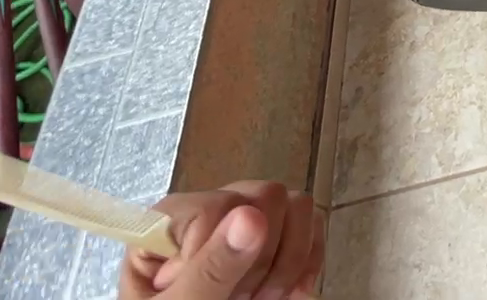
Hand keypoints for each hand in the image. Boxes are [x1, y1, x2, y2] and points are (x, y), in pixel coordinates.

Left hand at [118, 181, 324, 299]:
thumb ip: (210, 271)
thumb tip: (251, 216)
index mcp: (171, 224)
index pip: (215, 206)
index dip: (216, 255)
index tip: (200, 297)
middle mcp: (215, 209)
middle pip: (266, 196)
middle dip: (261, 259)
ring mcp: (252, 219)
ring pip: (298, 205)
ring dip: (289, 262)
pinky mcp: (283, 235)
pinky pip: (315, 224)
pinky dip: (308, 264)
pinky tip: (291, 295)